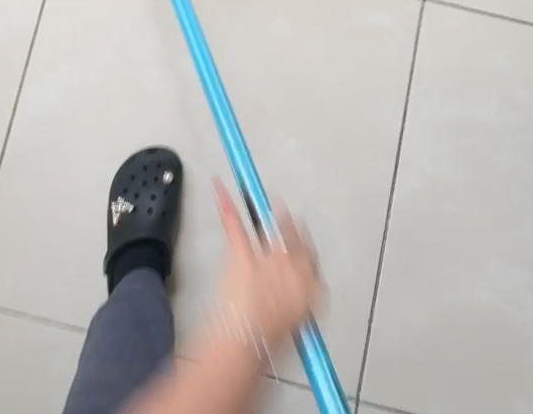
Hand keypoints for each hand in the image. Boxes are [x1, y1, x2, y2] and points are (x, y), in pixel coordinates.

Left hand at [213, 182, 323, 352]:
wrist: (246, 342)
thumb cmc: (270, 343)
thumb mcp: (294, 329)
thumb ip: (295, 307)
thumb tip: (292, 303)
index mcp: (310, 289)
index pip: (312, 264)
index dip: (307, 251)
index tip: (305, 241)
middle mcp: (293, 268)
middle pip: (296, 242)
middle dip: (293, 227)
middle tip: (289, 214)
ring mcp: (267, 259)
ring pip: (275, 231)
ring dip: (275, 215)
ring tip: (275, 201)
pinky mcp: (242, 254)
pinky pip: (236, 226)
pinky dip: (227, 205)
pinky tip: (220, 188)